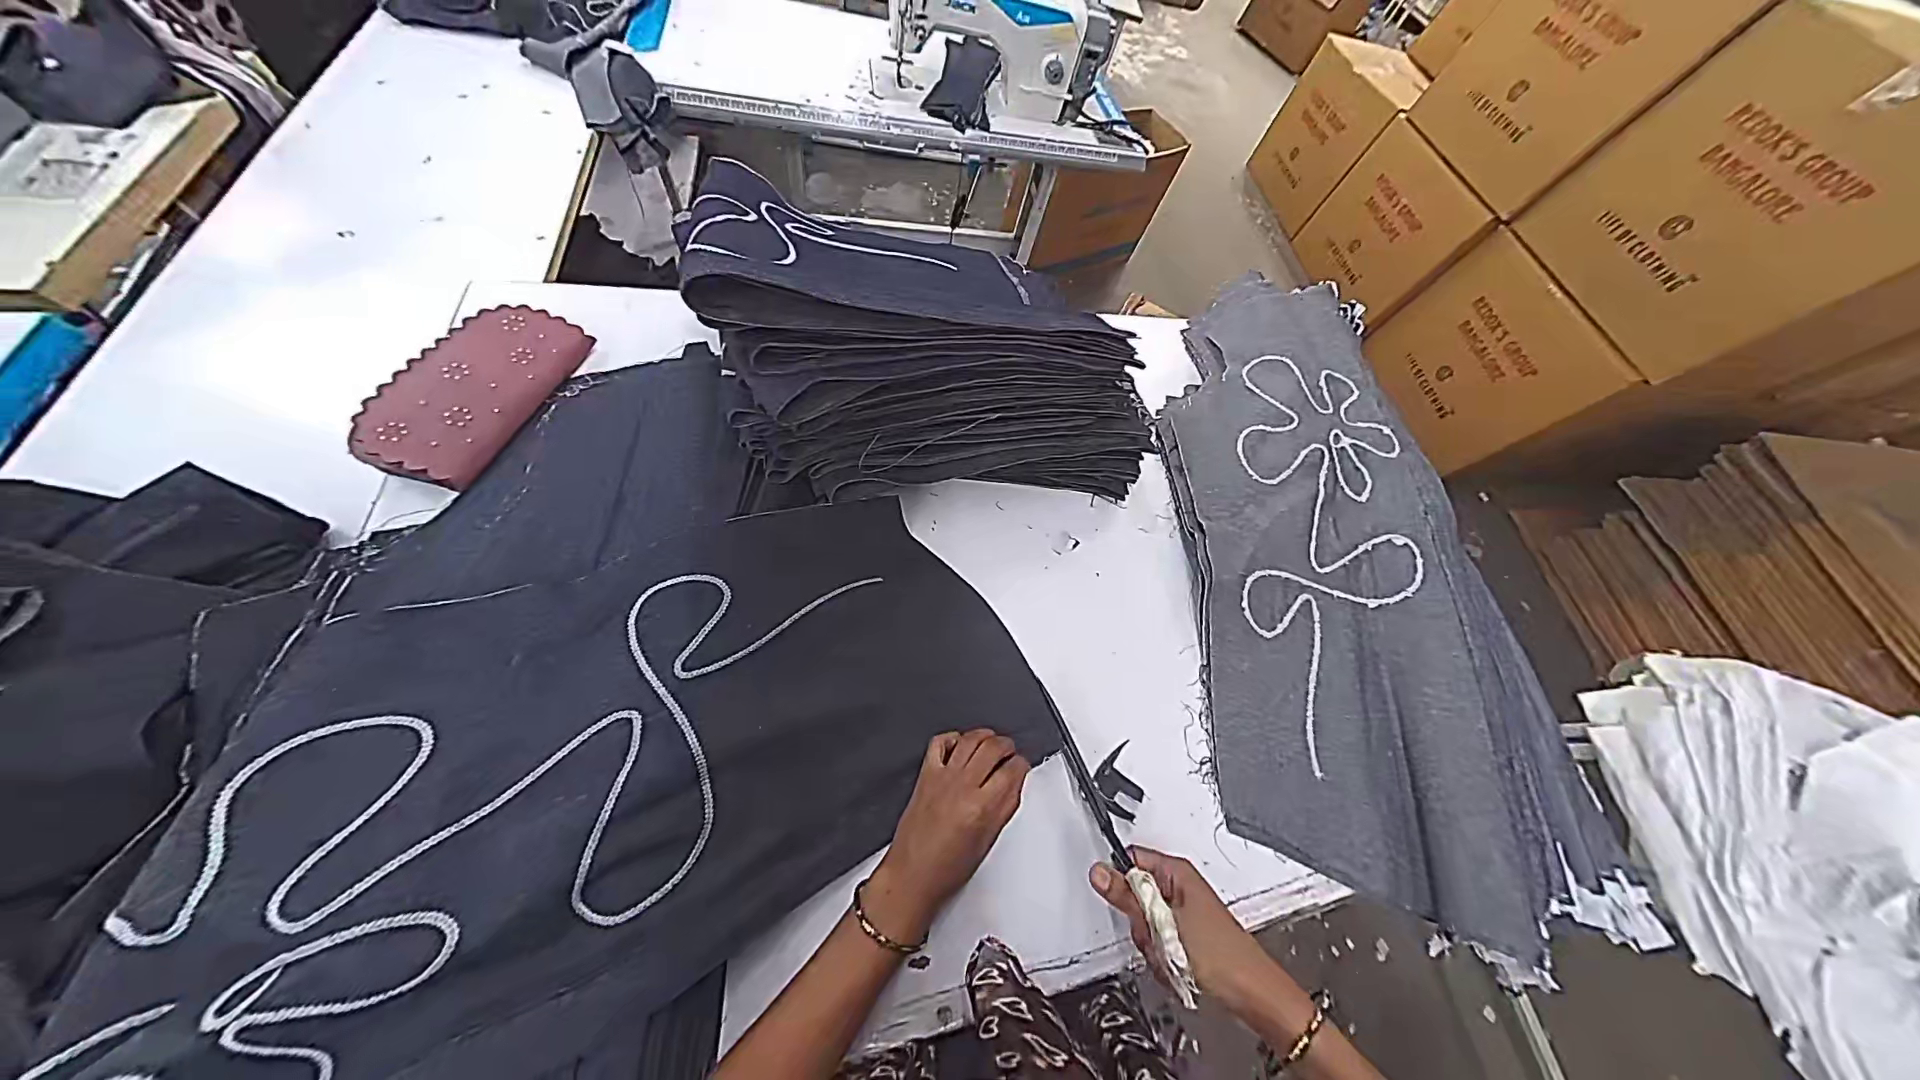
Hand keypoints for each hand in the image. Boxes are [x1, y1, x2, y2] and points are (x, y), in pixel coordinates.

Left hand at [865, 729, 1030, 946]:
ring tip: (990, 742)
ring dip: (984, 736)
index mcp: (982, 807)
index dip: (1021, 764)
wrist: (912, 874)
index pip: (1012, 770)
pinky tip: (960, 744)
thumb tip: (1014, 786)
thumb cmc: (946, 868)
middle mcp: (962, 787)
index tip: (1021, 766)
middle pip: (992, 747)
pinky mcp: (925, 775)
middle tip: (1009, 752)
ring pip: (969, 739)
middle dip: (1006, 746)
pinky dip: (952, 738)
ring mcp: (942, 778)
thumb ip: (1004, 808)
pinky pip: (939, 743)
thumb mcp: (988, 841)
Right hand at [1089, 846, 1300, 1013]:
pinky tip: (1175, 966)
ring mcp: (1182, 912)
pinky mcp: (1185, 936)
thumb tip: (1100, 872)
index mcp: (1176, 871)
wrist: (1253, 994)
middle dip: (1139, 923)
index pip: (1130, 859)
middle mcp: (1179, 887)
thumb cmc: (1223, 955)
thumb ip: (1128, 896)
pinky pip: (1157, 942)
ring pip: (1144, 923)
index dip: (1119, 880)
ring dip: (1151, 945)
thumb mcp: (1164, 923)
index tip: (1119, 899)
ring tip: (1169, 955)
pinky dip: (1161, 958)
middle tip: (1155, 935)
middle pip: (1134, 895)